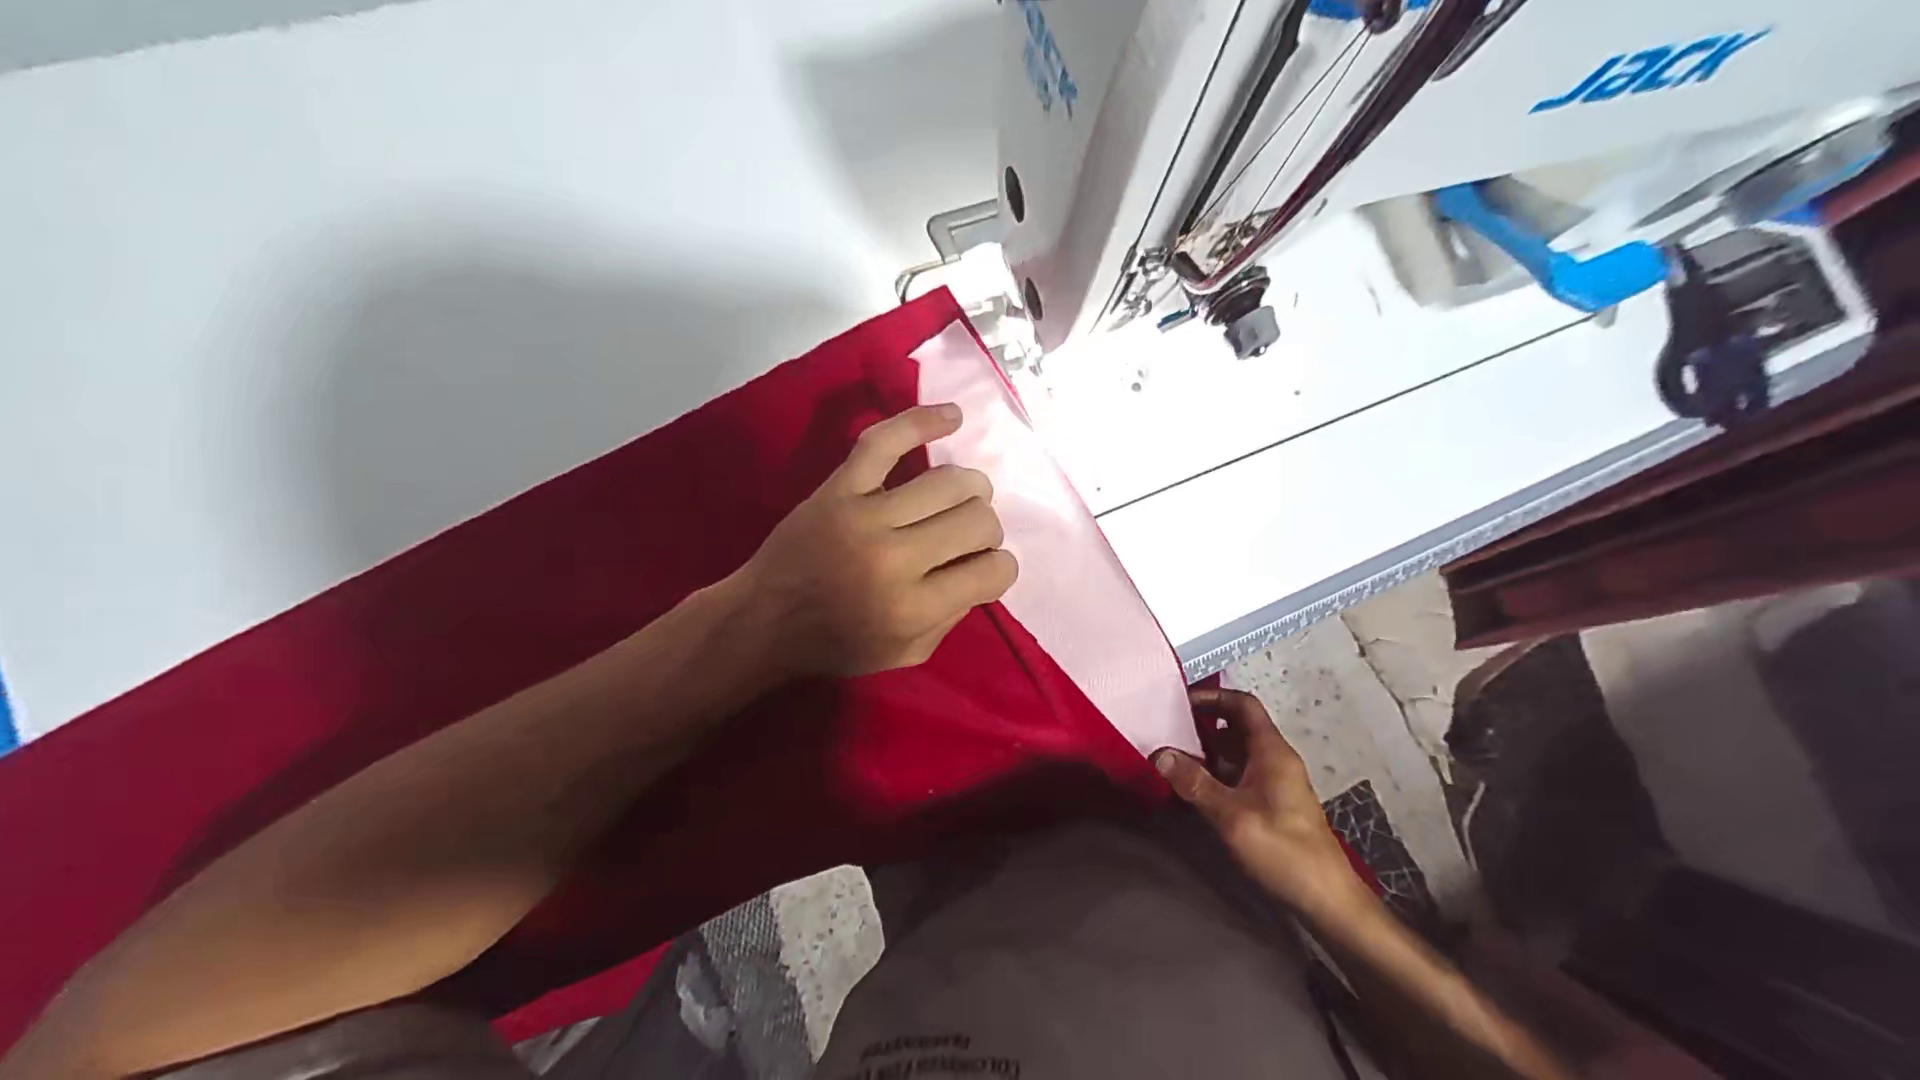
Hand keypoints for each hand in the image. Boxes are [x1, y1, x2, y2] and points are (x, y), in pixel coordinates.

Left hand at [737, 403, 1018, 677]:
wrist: (764, 619)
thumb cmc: (836, 643)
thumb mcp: (906, 653)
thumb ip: (953, 616)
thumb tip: (982, 568)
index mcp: (913, 608)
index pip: (993, 570)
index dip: (1000, 568)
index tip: (985, 567)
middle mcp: (895, 559)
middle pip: (978, 520)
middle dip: (987, 530)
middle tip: (967, 538)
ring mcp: (865, 516)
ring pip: (949, 482)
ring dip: (970, 489)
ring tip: (962, 498)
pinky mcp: (838, 488)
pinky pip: (886, 441)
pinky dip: (923, 421)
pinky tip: (953, 417)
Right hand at [1154, 687, 1368, 918]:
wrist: (1327, 902)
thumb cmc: (1283, 851)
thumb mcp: (1232, 816)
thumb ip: (1194, 783)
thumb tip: (1159, 754)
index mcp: (1272, 752)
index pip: (1243, 705)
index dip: (1214, 697)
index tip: (1181, 701)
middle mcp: (1274, 761)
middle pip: (1237, 727)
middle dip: (1202, 724)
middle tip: (1166, 728)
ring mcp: (1274, 783)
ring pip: (1235, 752)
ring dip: (1205, 750)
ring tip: (1171, 754)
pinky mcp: (1270, 804)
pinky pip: (1238, 775)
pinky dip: (1215, 772)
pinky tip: (1191, 785)